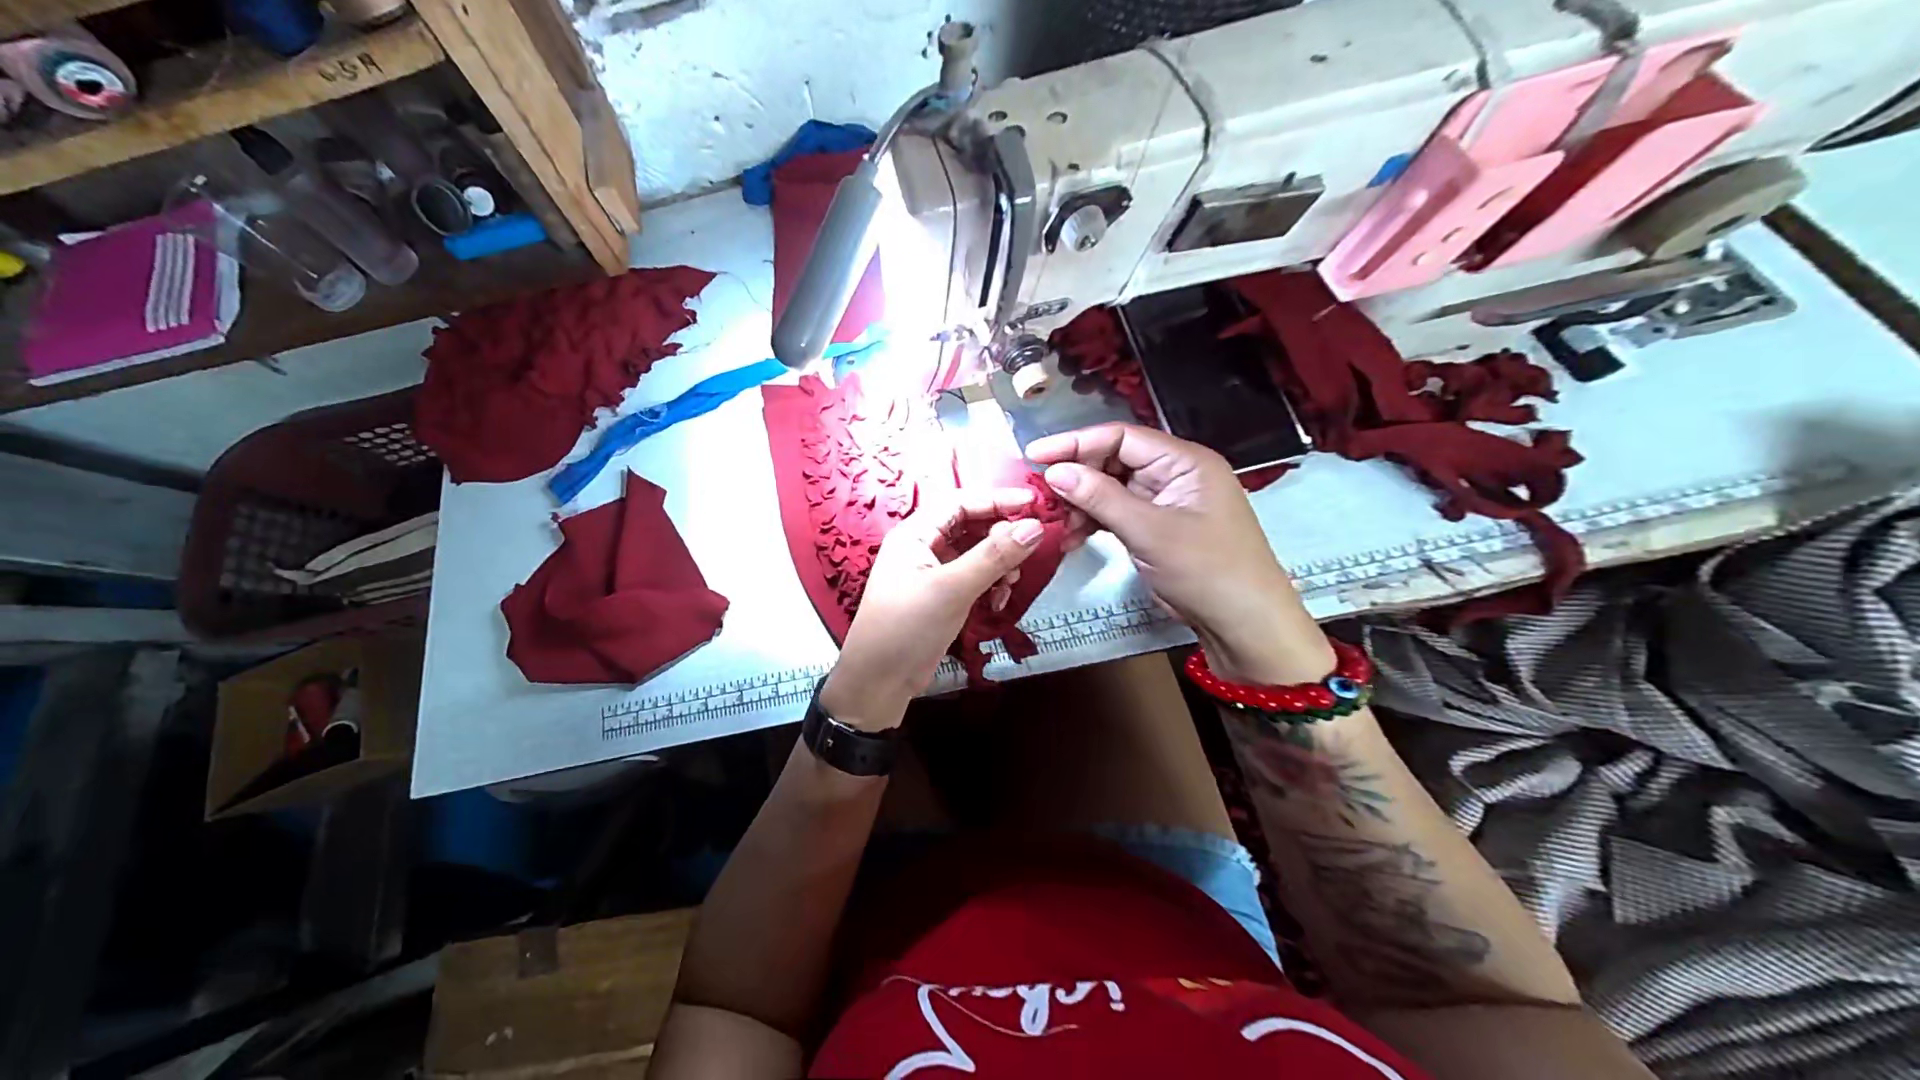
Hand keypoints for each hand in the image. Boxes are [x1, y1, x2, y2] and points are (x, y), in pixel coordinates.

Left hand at [819, 488, 1045, 730]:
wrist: (878, 684)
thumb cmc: (906, 628)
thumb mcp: (952, 589)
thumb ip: (994, 556)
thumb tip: (1035, 527)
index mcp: (914, 534)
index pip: (960, 501)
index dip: (997, 499)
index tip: (1034, 504)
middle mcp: (922, 547)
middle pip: (970, 525)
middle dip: (1001, 535)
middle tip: (1030, 547)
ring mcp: (931, 573)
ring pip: (975, 553)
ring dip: (999, 563)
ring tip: (1012, 583)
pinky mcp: (941, 598)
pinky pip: (973, 578)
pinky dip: (990, 584)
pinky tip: (1000, 600)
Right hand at [1025, 423, 1333, 684]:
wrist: (1244, 624)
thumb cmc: (1206, 570)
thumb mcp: (1149, 531)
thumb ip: (1100, 497)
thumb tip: (1056, 470)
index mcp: (1184, 461)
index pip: (1121, 437)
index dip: (1076, 443)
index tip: (1036, 455)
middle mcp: (1174, 474)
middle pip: (1114, 461)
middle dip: (1077, 476)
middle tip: (1042, 495)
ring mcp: (1165, 503)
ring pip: (1112, 490)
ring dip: (1082, 504)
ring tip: (1057, 523)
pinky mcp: (1157, 530)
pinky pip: (1118, 515)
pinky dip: (1095, 524)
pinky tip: (1073, 539)